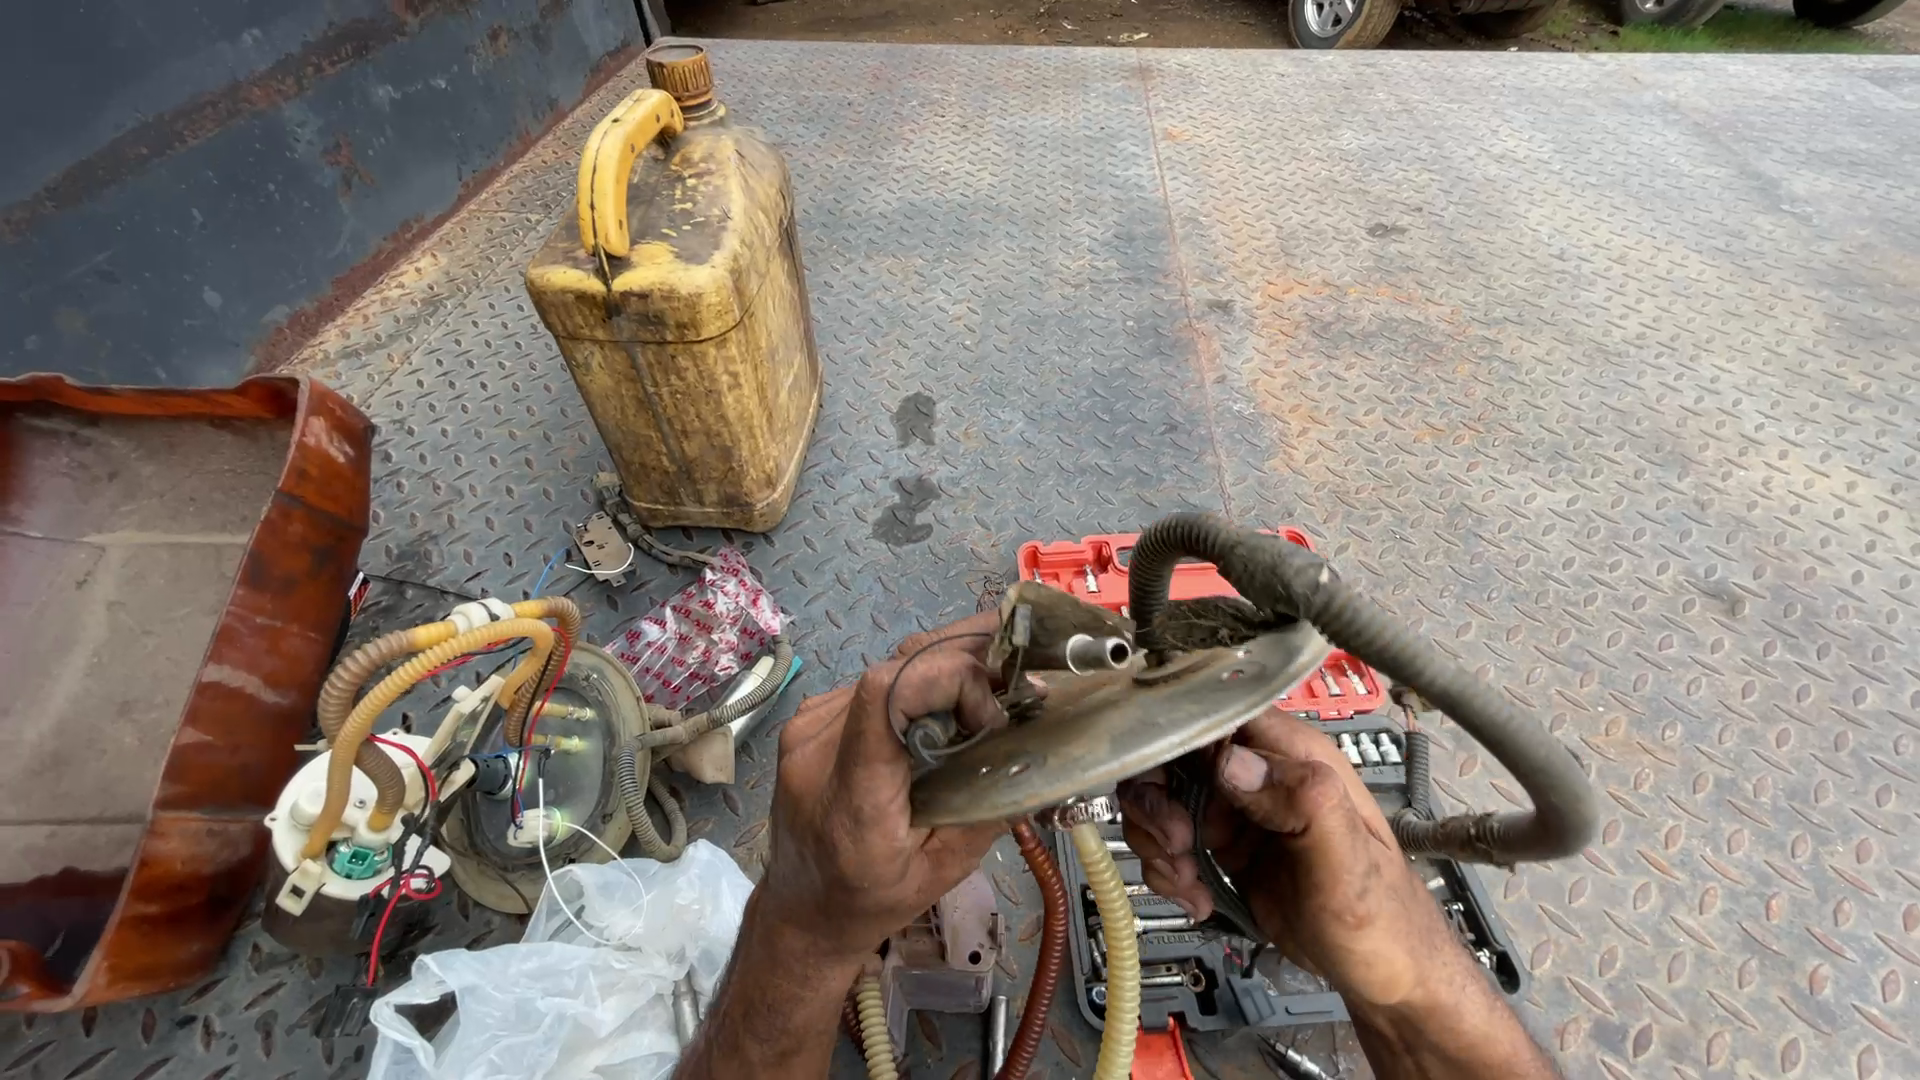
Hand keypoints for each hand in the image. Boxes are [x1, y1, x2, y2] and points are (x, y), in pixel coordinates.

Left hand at [754, 612, 1009, 963]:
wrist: (798, 909)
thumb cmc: (868, 901)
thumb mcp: (942, 872)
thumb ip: (984, 810)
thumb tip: (1031, 749)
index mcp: (852, 795)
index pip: (888, 692)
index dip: (948, 678)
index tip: (988, 717)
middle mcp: (818, 745)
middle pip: (896, 666)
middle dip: (963, 661)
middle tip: (1013, 678)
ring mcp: (808, 725)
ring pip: (888, 665)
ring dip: (944, 668)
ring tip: (990, 685)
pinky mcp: (811, 717)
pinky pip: (875, 681)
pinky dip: (919, 681)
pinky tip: (947, 701)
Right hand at [1118, 708, 1459, 1008]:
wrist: (1382, 979)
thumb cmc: (1380, 918)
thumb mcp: (1345, 859)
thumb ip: (1299, 799)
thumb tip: (1230, 760)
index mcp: (1291, 754)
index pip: (1211, 717)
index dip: (1177, 747)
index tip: (1171, 793)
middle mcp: (1256, 771)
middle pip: (1170, 757)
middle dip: (1156, 804)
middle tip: (1176, 845)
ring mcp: (1233, 807)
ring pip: (1158, 798)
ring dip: (1157, 842)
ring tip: (1187, 882)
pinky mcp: (1218, 843)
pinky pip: (1165, 840)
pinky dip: (1165, 870)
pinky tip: (1195, 897)